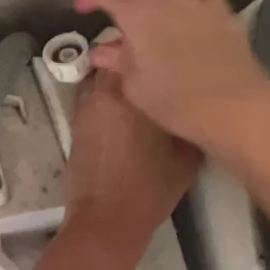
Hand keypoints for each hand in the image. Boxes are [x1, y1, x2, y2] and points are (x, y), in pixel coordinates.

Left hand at [62, 69, 201, 254]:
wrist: (106, 218)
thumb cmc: (150, 190)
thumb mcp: (187, 158)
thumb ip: (189, 122)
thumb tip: (193, 103)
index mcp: (139, 95)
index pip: (145, 55)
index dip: (158, 51)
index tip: (170, 53)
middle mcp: (110, 90)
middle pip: (118, 56)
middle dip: (133, 55)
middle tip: (153, 63)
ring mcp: (89, 102)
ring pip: (102, 70)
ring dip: (116, 69)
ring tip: (136, 78)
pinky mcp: (76, 115)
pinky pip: (91, 88)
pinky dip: (103, 87)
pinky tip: (119, 100)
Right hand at [75, 0, 269, 153]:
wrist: (238, 107)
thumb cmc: (178, 102)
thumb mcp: (137, 87)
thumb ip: (117, 62)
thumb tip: (101, 52)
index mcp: (138, 14)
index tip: (82, 8)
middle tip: (111, 3)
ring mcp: (198, 0)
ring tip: (148, 1)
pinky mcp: (223, 11)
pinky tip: (187, 11)